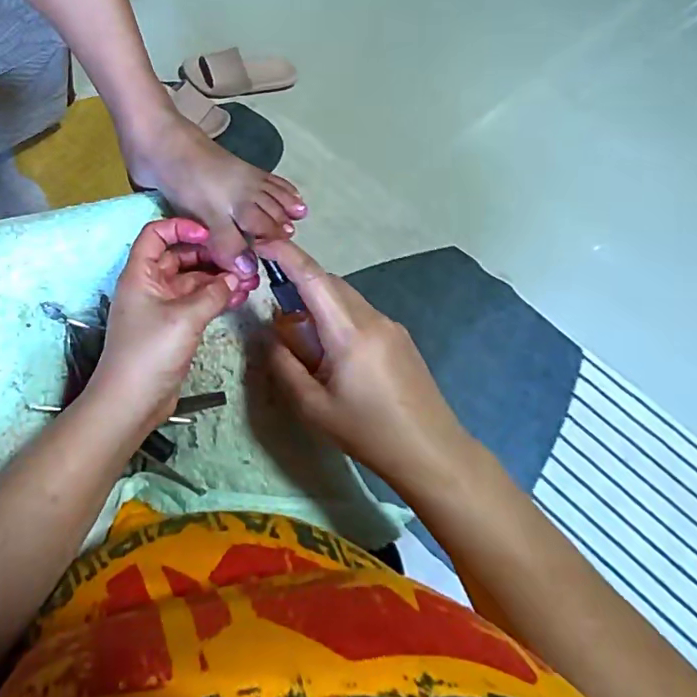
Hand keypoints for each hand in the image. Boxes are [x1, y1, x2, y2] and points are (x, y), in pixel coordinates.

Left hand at [85, 219, 244, 429]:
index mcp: (140, 273)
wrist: (130, 402)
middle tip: (242, 258)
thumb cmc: (149, 353)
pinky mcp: (174, 326)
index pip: (156, 234)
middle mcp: (149, 284)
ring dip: (218, 278)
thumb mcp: (184, 318)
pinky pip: (196, 302)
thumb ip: (212, 294)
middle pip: (180, 256)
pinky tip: (240, 297)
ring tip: (248, 279)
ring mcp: (162, 306)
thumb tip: (235, 278)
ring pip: (192, 280)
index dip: (181, 227)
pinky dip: (216, 297)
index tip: (210, 233)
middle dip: (209, 255)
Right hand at [257, 239, 470, 485]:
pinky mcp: (400, 337)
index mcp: (350, 333)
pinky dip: (337, 318)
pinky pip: (359, 312)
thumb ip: (284, 365)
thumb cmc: (369, 433)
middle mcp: (373, 319)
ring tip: (307, 345)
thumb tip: (271, 336)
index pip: (313, 278)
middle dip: (299, 284)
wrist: (433, 454)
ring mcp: (391, 325)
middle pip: (329, 283)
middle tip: (278, 313)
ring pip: (345, 297)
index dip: (286, 254)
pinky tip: (334, 355)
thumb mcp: (313, 407)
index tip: (262, 242)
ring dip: (319, 305)